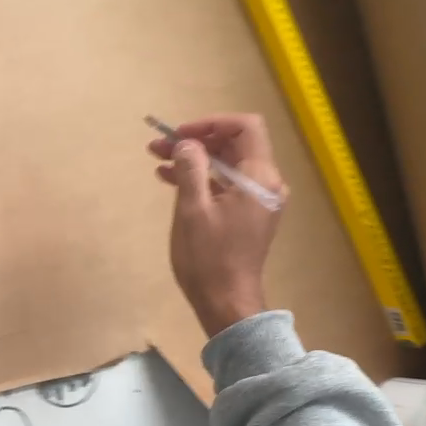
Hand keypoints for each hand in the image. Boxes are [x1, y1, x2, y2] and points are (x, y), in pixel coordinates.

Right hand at [147, 113, 286, 337]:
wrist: (226, 301)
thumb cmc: (208, 257)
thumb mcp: (192, 210)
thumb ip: (191, 170)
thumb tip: (186, 144)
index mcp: (259, 177)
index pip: (244, 127)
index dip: (210, 124)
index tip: (179, 134)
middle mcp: (267, 183)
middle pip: (235, 145)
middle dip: (197, 141)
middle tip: (159, 147)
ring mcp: (259, 200)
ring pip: (228, 165)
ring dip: (195, 160)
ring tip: (158, 161)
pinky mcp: (248, 215)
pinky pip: (227, 185)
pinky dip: (202, 179)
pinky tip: (172, 181)